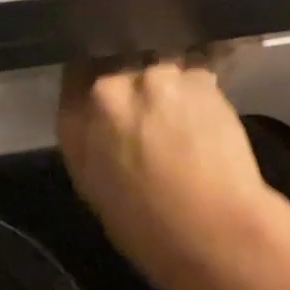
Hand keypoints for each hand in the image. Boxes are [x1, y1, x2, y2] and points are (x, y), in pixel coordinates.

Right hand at [56, 59, 280, 289]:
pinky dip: (198, 85)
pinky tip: (206, 110)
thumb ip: (88, 139)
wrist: (213, 233)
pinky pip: (194, 68)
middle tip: (149, 99)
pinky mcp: (200, 77)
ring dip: (167, 75)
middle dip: (131, 71)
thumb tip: (98, 116)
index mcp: (75, 120)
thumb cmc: (149, 230)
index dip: (92, 76)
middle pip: (117, 57)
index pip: (75, 73)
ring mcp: (156, 77)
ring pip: (158, 58)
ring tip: (181, 106)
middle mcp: (110, 88)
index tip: (107, 85)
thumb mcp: (93, 186)